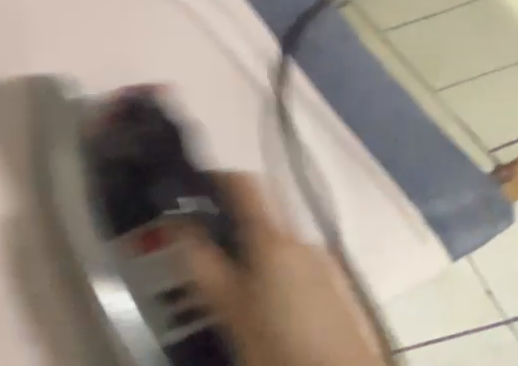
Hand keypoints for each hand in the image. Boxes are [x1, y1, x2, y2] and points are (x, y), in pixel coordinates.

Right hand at [176, 173, 387, 365]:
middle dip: (234, 215)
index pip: (243, 182)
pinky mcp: (341, 292)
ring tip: (233, 269)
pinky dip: (278, 266)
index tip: (195, 174)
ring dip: (256, 243)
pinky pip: (299, 262)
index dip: (218, 172)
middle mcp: (302, 242)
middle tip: (205, 230)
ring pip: (281, 239)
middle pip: (264, 211)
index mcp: (272, 238)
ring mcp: (326, 267)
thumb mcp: (227, 306)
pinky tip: (267, 297)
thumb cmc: (278, 346)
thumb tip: (176, 223)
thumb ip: (200, 260)